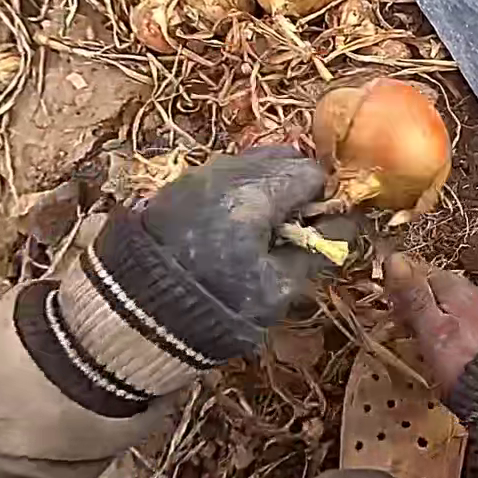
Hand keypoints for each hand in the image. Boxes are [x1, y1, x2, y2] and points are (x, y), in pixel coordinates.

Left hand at [138, 147, 347, 330]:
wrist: (130, 320)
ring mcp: (199, 174)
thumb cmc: (218, 306)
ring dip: (271, 186)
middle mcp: (227, 172)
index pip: (311, 171)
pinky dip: (243, 190)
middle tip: (293, 227)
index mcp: (254, 194)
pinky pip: (228, 173)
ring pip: (256, 161)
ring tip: (263, 227)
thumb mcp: (281, 286)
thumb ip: (322, 246)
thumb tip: (347, 220)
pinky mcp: (179, 184)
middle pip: (285, 157)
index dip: (323, 198)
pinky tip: (235, 225)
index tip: (318, 227)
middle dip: (298, 186)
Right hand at [384, 254, 477, 394]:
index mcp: (459, 289)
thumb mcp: (431, 328)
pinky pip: (470, 322)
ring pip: (457, 304)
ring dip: (440, 312)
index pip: (425, 272)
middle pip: (443, 287)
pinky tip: (451, 343)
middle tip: (402, 314)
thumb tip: (395, 260)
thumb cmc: (464, 362)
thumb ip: (414, 296)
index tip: (389, 296)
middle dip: (423, 297)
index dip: (404, 283)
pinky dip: (456, 328)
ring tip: (424, 331)